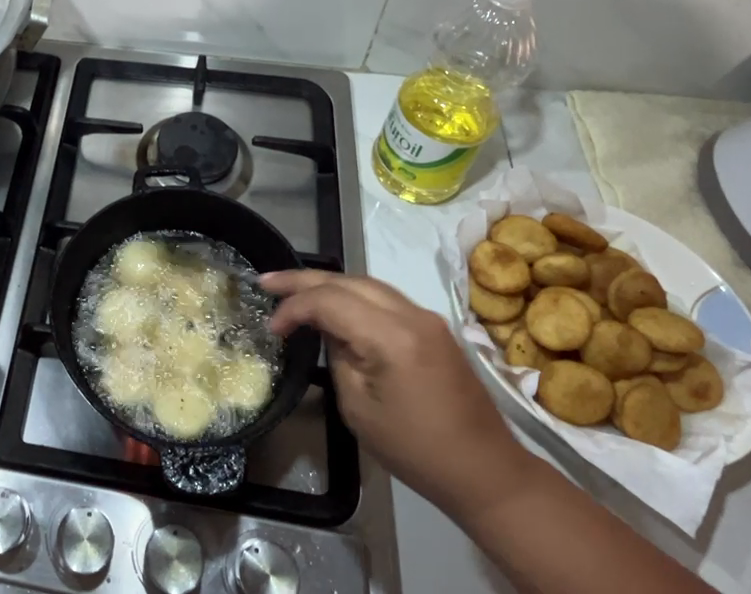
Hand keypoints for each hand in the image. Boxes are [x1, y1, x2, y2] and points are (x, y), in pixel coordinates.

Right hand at [261, 271, 534, 516]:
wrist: (484, 471)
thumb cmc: (415, 449)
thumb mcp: (359, 408)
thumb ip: (338, 356)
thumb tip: (328, 331)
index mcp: (392, 336)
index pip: (329, 301)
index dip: (294, 308)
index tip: (271, 328)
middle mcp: (412, 315)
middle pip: (348, 281)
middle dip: (304, 280)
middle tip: (266, 282)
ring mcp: (426, 318)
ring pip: (367, 284)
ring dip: (328, 284)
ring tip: (292, 289)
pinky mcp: (433, 328)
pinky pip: (384, 298)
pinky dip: (352, 296)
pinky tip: (332, 305)